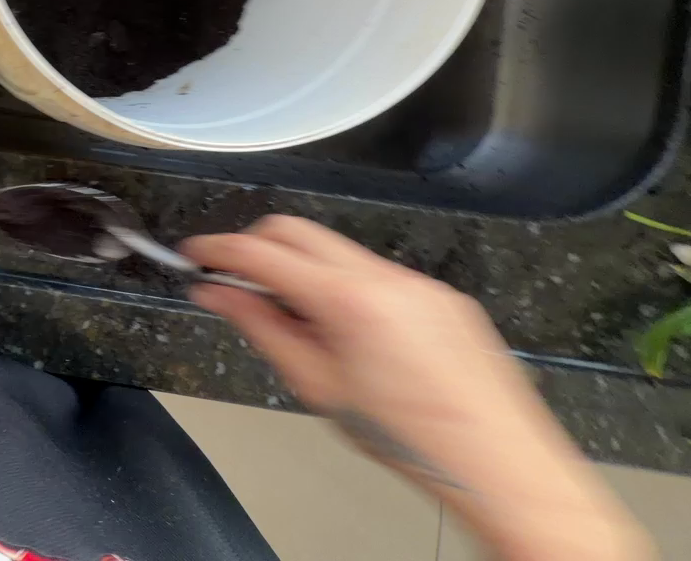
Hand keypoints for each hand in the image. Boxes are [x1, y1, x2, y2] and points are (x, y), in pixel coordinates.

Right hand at [184, 216, 652, 560]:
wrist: (507, 472)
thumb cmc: (410, 438)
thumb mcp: (313, 383)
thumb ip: (256, 324)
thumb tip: (212, 292)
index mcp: (348, 300)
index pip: (259, 251)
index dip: (215, 249)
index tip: (191, 255)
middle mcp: (384, 277)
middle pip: (292, 228)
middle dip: (254, 245)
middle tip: (234, 279)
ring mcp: (417, 283)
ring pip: (331, 247)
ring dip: (297, 264)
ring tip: (292, 313)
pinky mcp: (440, 296)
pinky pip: (370, 269)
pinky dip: (338, 281)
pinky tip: (341, 326)